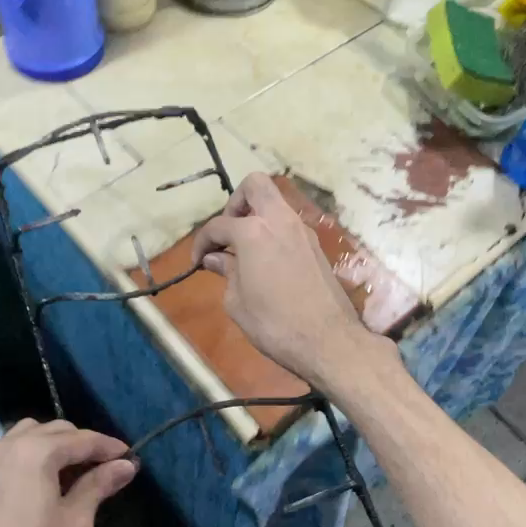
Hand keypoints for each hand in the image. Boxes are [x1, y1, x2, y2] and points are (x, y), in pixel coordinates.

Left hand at [0, 420, 134, 526]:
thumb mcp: (75, 524)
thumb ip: (98, 485)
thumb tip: (125, 466)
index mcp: (33, 452)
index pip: (80, 439)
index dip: (108, 447)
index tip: (131, 458)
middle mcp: (5, 446)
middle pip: (54, 432)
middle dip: (83, 445)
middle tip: (109, 469)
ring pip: (30, 437)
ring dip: (57, 447)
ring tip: (80, 474)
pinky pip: (13, 454)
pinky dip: (35, 457)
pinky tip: (51, 482)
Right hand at [191, 172, 387, 388]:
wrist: (327, 340)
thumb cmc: (274, 323)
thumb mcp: (237, 302)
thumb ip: (226, 272)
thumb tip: (217, 258)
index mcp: (253, 231)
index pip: (219, 224)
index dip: (202, 241)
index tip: (198, 261)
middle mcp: (280, 221)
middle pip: (255, 185)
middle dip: (236, 202)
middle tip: (228, 233)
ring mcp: (302, 231)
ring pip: (276, 204)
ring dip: (257, 217)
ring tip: (244, 251)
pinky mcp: (316, 246)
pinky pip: (288, 225)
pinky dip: (273, 233)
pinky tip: (266, 262)